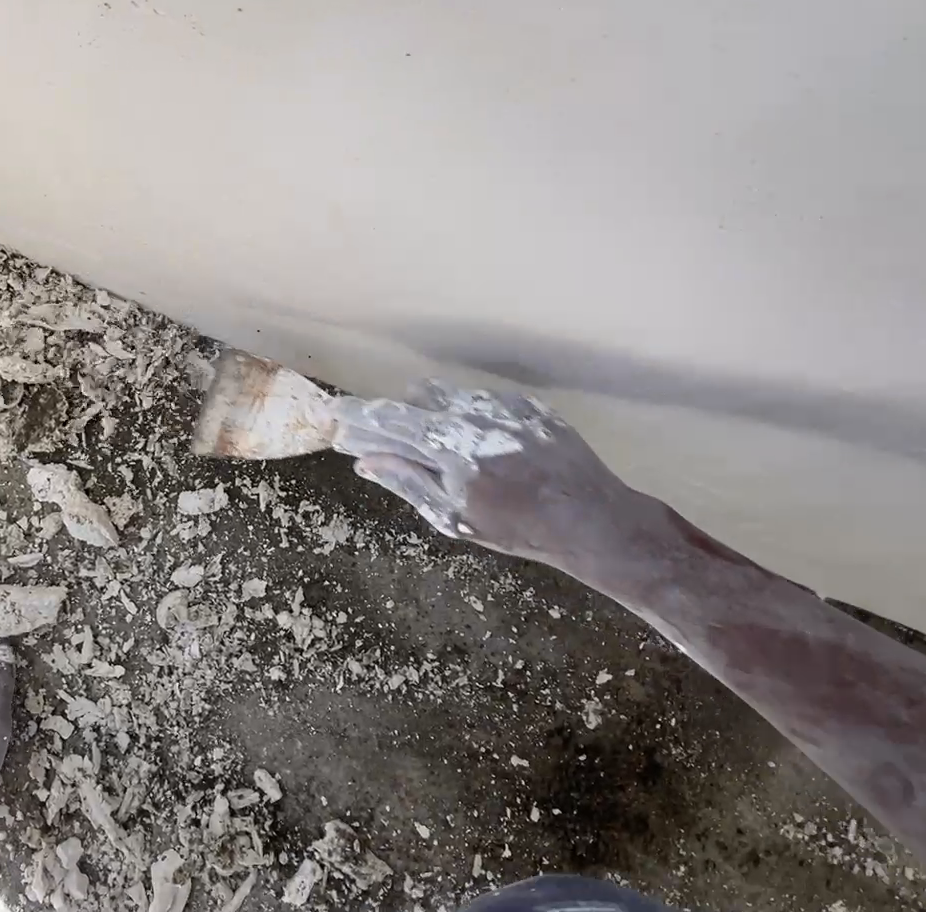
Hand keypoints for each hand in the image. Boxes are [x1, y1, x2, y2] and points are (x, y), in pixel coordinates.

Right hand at [330, 381, 656, 578]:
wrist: (592, 520)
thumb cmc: (516, 529)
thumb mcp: (453, 516)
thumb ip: (407, 482)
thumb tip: (364, 462)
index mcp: (449, 448)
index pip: (388, 421)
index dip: (357, 416)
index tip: (333, 412)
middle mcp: (472, 416)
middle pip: (413, 400)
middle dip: (391, 415)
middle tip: (381, 434)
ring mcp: (502, 405)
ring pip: (447, 395)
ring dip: (429, 412)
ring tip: (435, 442)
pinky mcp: (525, 403)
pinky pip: (481, 398)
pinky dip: (467, 414)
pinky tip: (479, 440)